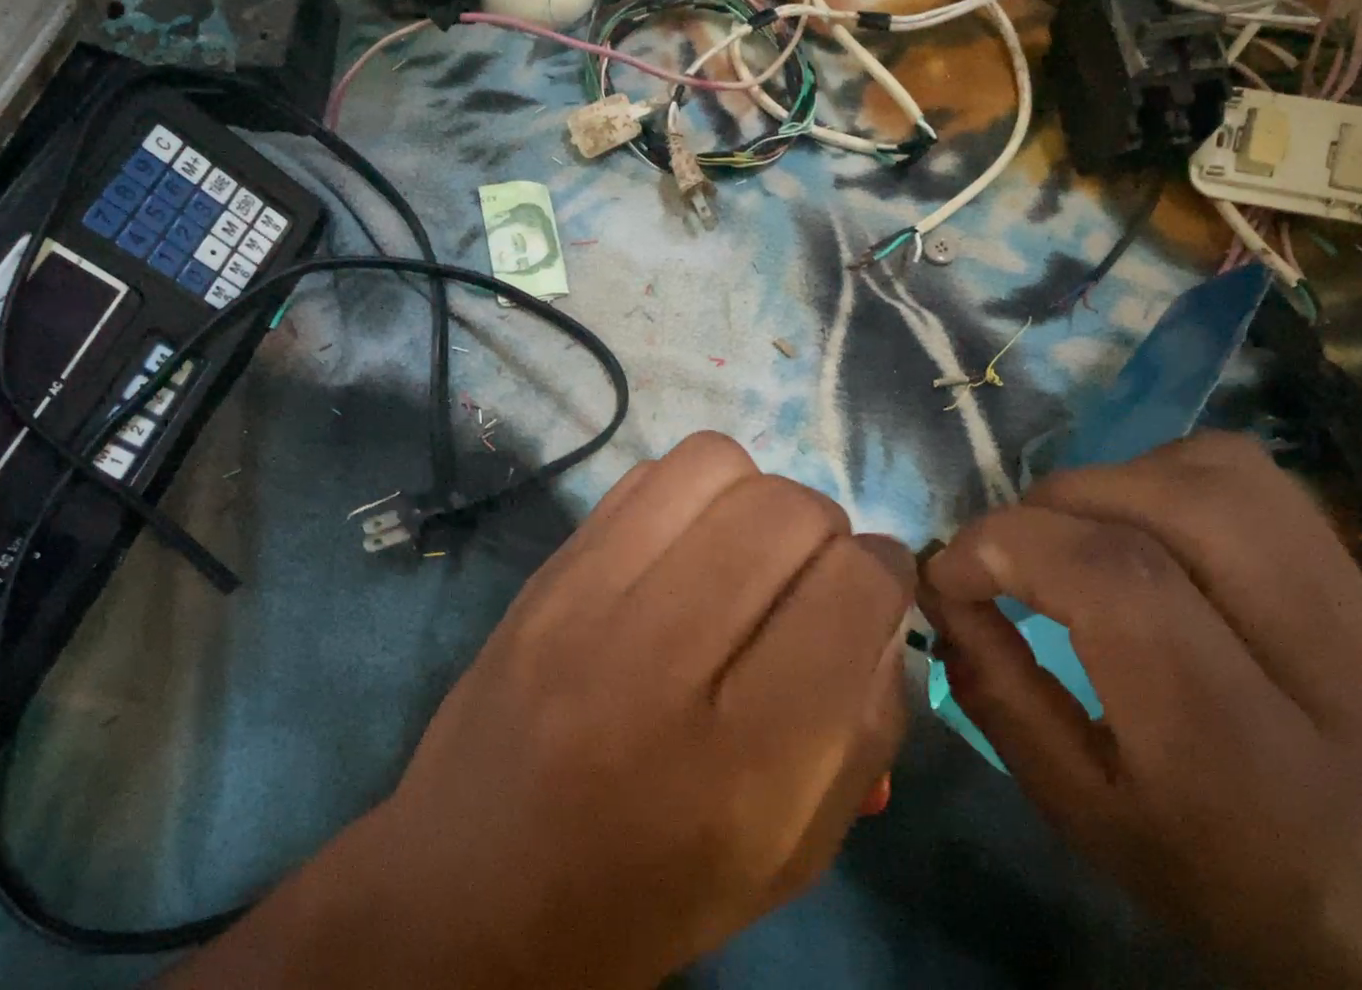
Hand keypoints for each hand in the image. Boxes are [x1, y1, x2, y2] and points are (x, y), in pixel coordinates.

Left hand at [170, 433, 913, 988]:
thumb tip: (883, 611)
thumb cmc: (650, 895)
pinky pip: (644, 478)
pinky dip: (690, 496)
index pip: (856, 590)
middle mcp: (664, 662)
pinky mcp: (543, 575)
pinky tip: (682, 551)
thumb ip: (864, 728)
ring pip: (716, 467)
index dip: (887, 578)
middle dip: (828, 535)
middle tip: (808, 581)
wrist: (475, 892)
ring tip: (745, 555)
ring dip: (758, 500)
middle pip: (791, 513)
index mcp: (746, 759)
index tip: (871, 598)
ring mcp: (587, 604)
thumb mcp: (791, 854)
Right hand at [918, 433, 1361, 989]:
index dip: (1012, 546)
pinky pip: (1272, 496)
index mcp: (1249, 770)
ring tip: (1069, 533)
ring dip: (1118, 482)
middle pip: (1189, 508)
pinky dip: (1172, 487)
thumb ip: (1003, 693)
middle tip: (1003, 545)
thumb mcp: (1079, 812)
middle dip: (1059, 502)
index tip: (949, 569)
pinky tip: (1140, 536)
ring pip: (1237, 480)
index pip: (1126, 587)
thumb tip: (944, 590)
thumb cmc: (1208, 889)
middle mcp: (1349, 689)